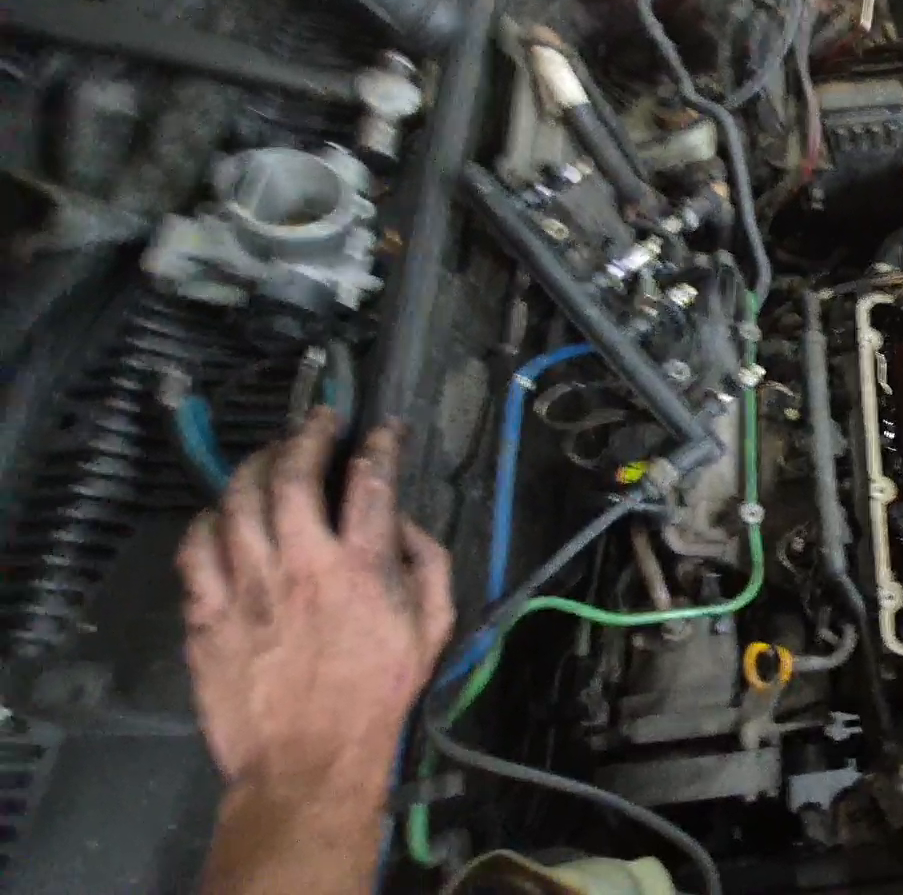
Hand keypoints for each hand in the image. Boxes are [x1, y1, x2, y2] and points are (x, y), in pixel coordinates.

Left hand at [176, 409, 453, 802]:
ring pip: (237, 505)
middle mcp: (302, 565)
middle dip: (308, 436)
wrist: (310, 754)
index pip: (372, 484)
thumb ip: (430, 562)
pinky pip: (195, 551)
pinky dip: (208, 520)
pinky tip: (223, 511)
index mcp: (364, 567)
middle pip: (293, 479)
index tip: (386, 427)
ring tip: (272, 451)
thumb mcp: (436, 622)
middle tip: (320, 419)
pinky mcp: (207, 616)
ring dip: (256, 467)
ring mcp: (246, 589)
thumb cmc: (383, 685)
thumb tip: (404, 522)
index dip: (381, 445)